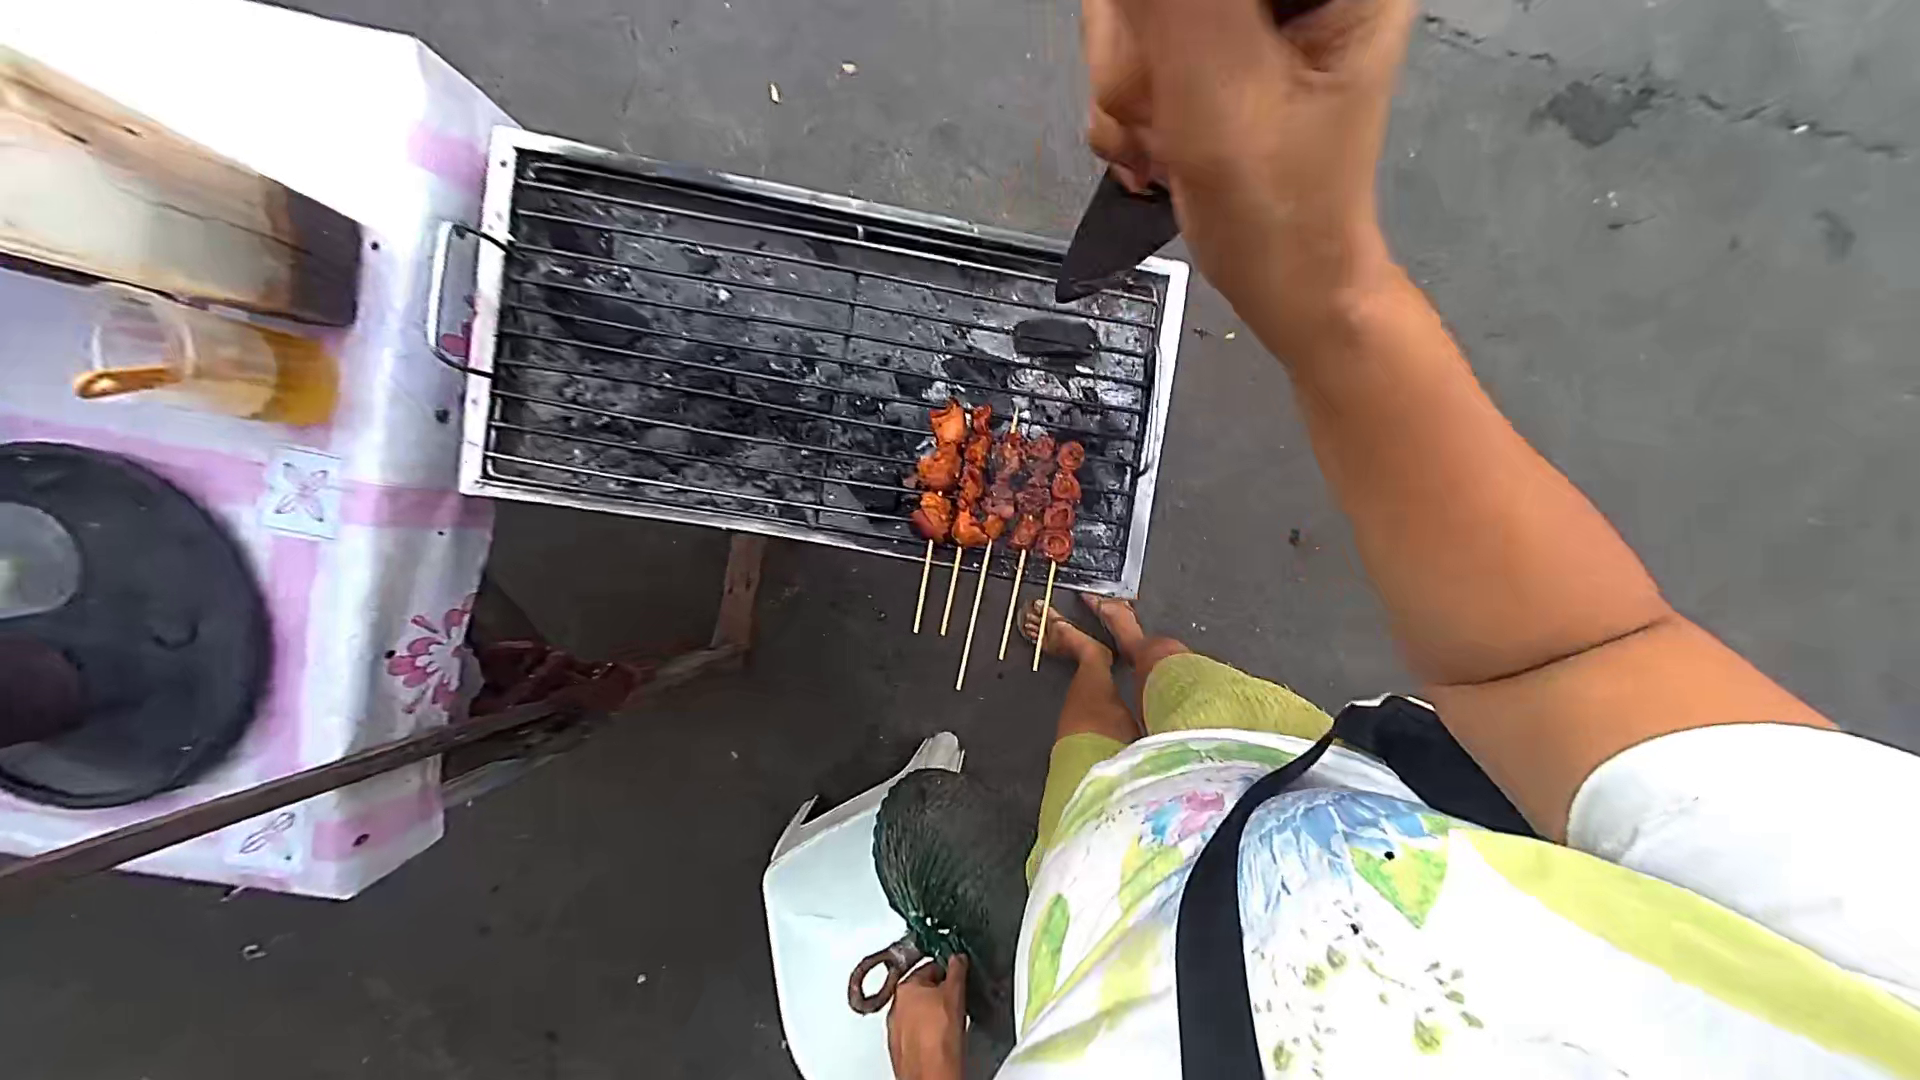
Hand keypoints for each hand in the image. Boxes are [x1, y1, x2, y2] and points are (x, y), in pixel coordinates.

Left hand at [886, 956, 966, 1079]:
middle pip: (922, 991)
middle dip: (939, 994)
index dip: (947, 971)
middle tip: (955, 1001)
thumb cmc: (938, 1040)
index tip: (957, 975)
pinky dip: (926, 1035)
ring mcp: (895, 1032)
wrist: (931, 1078)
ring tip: (949, 1024)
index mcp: (904, 988)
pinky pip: (915, 1035)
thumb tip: (957, 958)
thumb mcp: (955, 994)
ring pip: (918, 1014)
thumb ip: (957, 970)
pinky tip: (940, 1042)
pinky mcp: (899, 1052)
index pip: (929, 968)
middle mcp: (895, 1007)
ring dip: (932, 1015)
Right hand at [1083, 0, 1416, 356]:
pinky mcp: (1198, 56)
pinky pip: (1122, 62)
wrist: (1281, 279)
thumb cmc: (1279, 208)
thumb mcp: (1227, 101)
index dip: (1159, 19)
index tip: (1170, 69)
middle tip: (1174, 118)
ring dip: (1129, 98)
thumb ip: (1175, 10)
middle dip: (1138, 59)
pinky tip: (1161, 150)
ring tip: (1173, 145)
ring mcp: (1232, 18)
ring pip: (1122, 20)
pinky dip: (1125, 119)